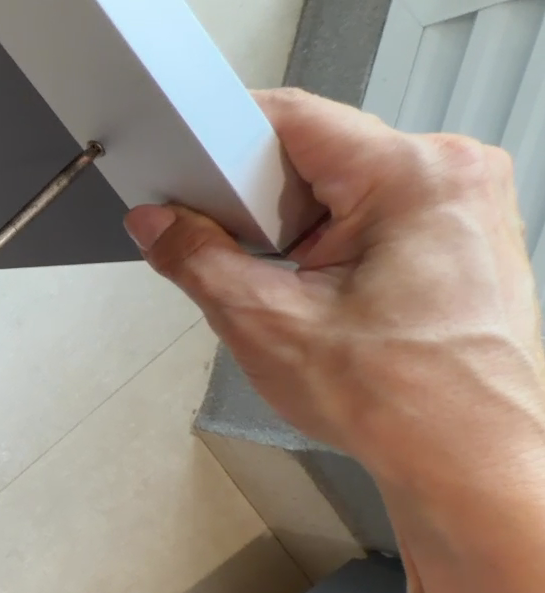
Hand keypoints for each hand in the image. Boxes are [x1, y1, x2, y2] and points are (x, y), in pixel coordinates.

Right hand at [125, 88, 544, 509]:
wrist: (461, 446)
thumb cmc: (399, 393)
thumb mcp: (260, 320)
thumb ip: (195, 259)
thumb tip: (157, 224)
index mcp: (416, 176)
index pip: (292, 120)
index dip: (218, 142)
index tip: (174, 172)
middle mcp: (447, 176)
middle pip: (308, 154)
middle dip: (245, 203)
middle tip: (223, 255)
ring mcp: (452, 204)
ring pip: (327, 190)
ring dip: (277, 233)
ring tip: (275, 289)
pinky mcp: (444, 234)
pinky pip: (354, 216)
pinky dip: (309, 248)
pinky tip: (302, 294)